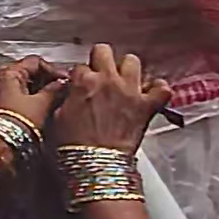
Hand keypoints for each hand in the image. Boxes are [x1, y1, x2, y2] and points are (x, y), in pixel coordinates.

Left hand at [0, 56, 67, 130]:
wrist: (1, 147)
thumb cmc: (17, 124)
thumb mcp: (42, 103)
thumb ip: (55, 89)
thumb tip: (62, 83)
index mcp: (8, 73)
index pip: (35, 62)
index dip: (53, 70)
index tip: (66, 80)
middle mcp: (0, 81)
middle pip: (29, 73)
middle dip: (47, 81)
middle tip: (63, 89)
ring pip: (25, 86)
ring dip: (41, 91)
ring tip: (56, 100)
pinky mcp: (1, 109)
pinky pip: (20, 98)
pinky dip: (33, 100)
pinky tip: (45, 108)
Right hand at [51, 45, 172, 152]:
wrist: (95, 167)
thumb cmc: (73, 149)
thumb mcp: (57, 119)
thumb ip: (64, 99)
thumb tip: (68, 94)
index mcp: (83, 82)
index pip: (80, 66)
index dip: (80, 76)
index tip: (81, 85)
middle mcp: (107, 80)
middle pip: (104, 51)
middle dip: (101, 59)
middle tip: (100, 73)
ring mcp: (129, 91)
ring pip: (132, 61)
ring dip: (127, 69)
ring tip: (124, 80)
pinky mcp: (146, 106)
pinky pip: (162, 88)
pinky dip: (158, 89)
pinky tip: (152, 93)